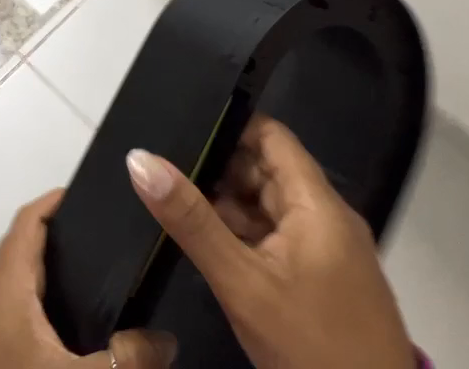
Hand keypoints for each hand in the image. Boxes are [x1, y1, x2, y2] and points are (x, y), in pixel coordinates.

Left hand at [0, 189, 177, 368]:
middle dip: (61, 235)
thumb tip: (166, 340)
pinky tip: (66, 320)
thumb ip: (123, 361)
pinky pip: (12, 299)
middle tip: (106, 237)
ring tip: (95, 274)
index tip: (89, 195)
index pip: (29, 220)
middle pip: (25, 244)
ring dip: (48, 266)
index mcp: (8, 279)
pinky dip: (38, 295)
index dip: (54, 201)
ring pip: (17, 273)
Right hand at [125, 117, 411, 368]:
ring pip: (268, 208)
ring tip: (174, 198)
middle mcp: (327, 218)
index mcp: (317, 204)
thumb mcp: (240, 281)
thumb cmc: (310, 345)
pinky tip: (207, 242)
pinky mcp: (323, 281)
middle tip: (164, 164)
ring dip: (227, 204)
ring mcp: (328, 252)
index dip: (230, 124)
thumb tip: (140, 159)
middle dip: (218, 167)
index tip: (183, 123)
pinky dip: (243, 235)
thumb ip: (190, 220)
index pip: (272, 137)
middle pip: (267, 171)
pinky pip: (277, 238)